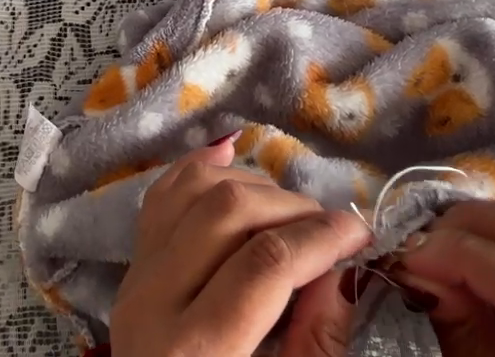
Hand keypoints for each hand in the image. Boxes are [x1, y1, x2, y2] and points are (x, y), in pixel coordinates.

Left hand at [111, 137, 372, 356]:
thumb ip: (316, 342)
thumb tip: (341, 270)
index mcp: (195, 349)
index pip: (262, 263)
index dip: (318, 237)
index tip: (361, 232)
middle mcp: (153, 300)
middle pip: (226, 211)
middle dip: (289, 208)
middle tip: (330, 230)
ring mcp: (135, 276)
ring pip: (193, 189)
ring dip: (250, 185)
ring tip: (291, 214)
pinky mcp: (133, 265)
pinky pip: (163, 195)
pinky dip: (199, 168)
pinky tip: (232, 156)